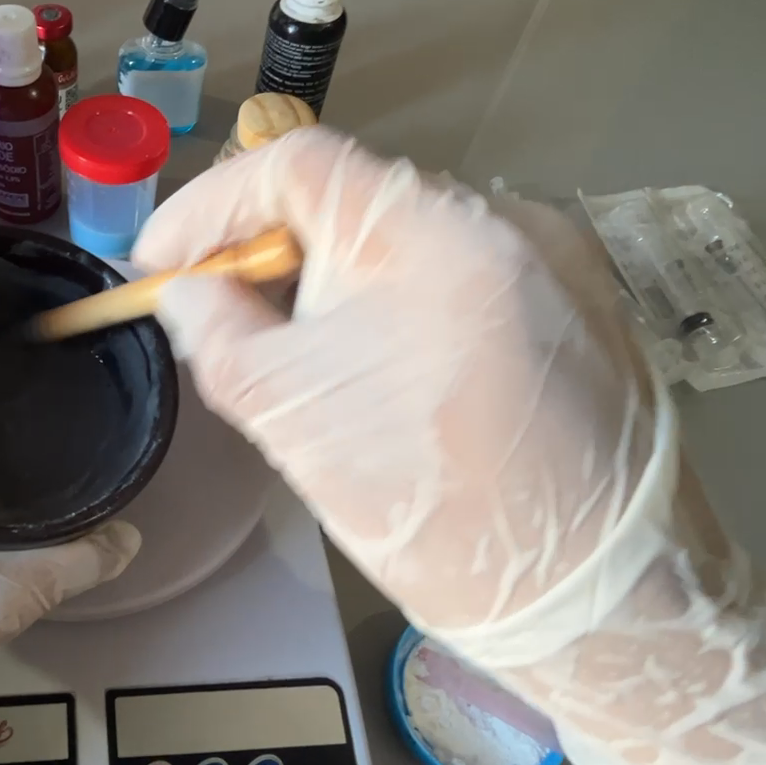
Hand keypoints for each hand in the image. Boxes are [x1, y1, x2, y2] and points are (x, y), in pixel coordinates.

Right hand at [135, 128, 765, 764]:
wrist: (605, 600)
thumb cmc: (435, 512)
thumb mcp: (295, 420)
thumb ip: (218, 335)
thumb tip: (184, 291)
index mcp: (431, 233)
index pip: (294, 164)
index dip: (208, 205)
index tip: (159, 263)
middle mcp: (501, 217)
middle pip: (346, 198)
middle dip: (262, 250)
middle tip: (214, 307)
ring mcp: (548, 254)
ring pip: (396, 238)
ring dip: (323, 278)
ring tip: (291, 345)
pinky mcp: (573, 298)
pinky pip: (449, 271)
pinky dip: (386, 297)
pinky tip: (375, 361)